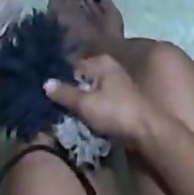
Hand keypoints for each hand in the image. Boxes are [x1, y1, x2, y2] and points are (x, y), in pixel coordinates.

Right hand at [44, 55, 167, 147]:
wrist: (148, 132)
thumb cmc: (115, 112)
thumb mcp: (85, 104)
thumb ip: (65, 93)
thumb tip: (45, 83)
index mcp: (101, 62)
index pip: (73, 67)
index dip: (62, 80)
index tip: (50, 95)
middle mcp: (110, 68)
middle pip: (83, 79)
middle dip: (71, 92)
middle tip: (56, 106)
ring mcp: (117, 85)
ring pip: (92, 91)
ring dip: (82, 103)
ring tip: (68, 115)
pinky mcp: (122, 101)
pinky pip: (101, 101)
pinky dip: (93, 109)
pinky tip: (85, 120)